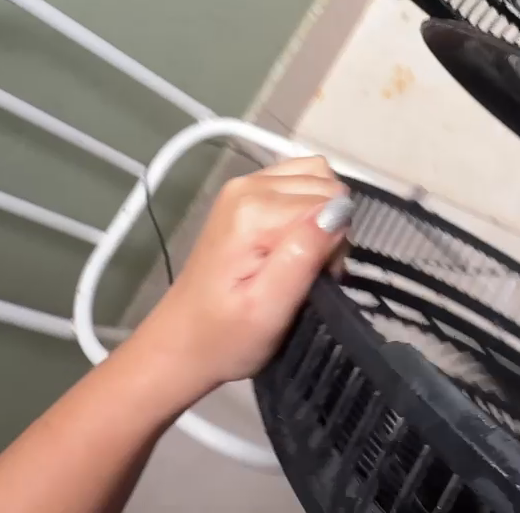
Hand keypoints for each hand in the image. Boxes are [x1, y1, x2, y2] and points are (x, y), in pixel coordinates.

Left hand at [129, 157, 351, 396]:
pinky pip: (301, 177)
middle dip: (330, 225)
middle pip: (324, 185)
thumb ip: (304, 255)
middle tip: (309, 270)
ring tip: (304, 252)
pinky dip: (310, 202)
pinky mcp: (247, 189)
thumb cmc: (226, 337)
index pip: (329, 204)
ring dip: (323, 212)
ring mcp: (246, 182)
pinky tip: (297, 234)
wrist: (180, 344)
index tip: (317, 277)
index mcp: (254, 210)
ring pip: (318, 176)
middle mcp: (249, 184)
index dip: (334, 243)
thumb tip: (339, 211)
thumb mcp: (270, 309)